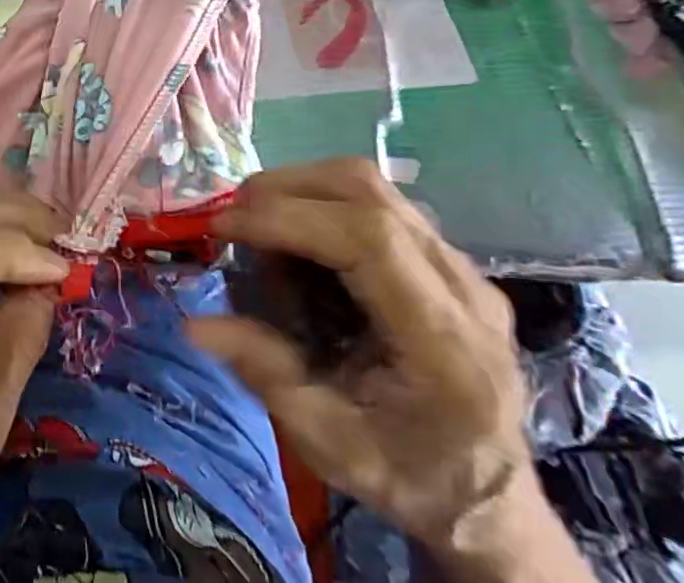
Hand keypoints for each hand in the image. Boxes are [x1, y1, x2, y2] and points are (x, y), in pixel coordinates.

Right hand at [189, 160, 587, 578]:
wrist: (488, 497)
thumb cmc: (408, 474)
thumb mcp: (329, 445)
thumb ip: (265, 376)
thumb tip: (195, 323)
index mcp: (443, 341)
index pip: (368, 238)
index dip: (286, 219)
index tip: (223, 228)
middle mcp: (462, 289)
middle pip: (368, 194)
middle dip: (283, 191)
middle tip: (231, 221)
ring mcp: (460, 268)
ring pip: (371, 187)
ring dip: (298, 191)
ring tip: (257, 229)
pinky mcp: (443, 262)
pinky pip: (374, 205)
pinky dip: (317, 205)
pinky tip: (293, 245)